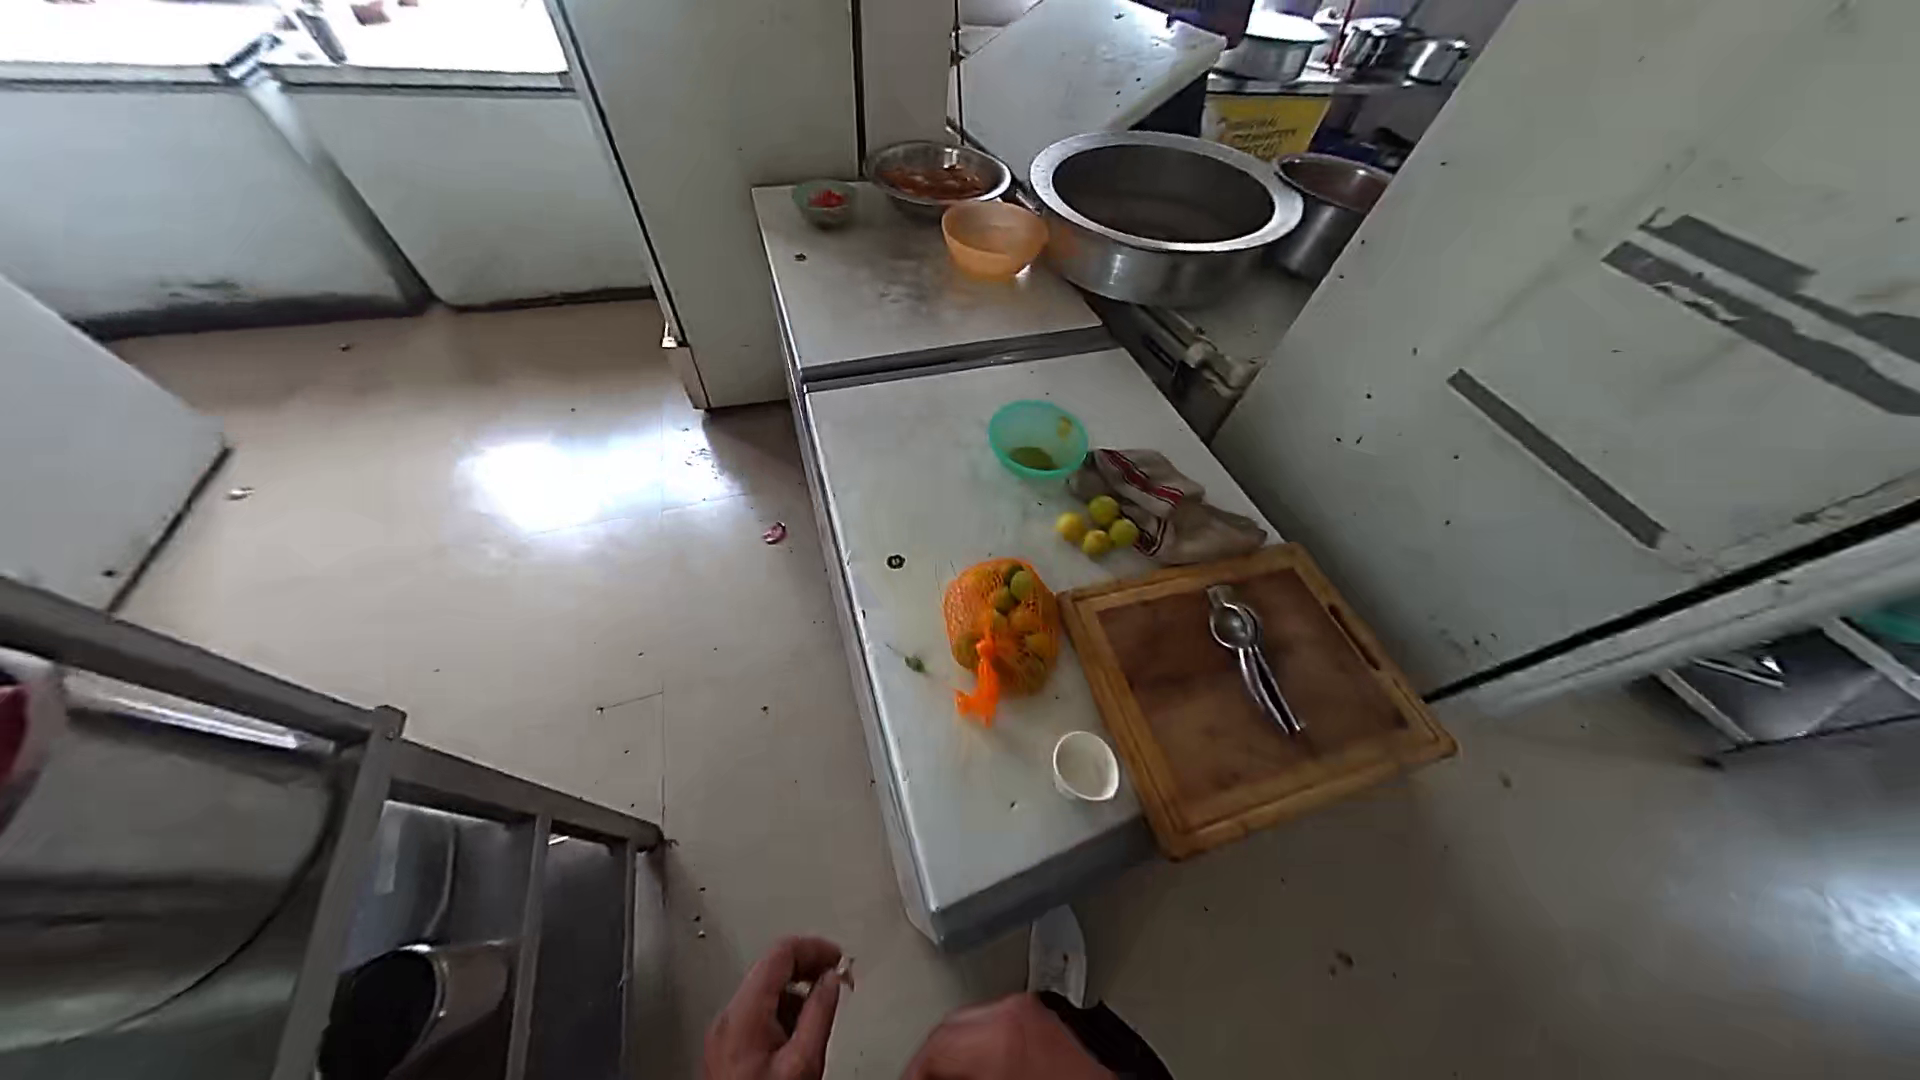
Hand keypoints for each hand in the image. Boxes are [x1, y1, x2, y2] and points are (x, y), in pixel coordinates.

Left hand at [704, 937, 845, 1079]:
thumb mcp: (804, 1062)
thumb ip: (821, 1012)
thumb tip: (833, 977)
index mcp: (744, 1014)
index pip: (781, 952)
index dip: (814, 948)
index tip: (837, 958)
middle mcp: (729, 1017)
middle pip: (772, 966)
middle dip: (808, 967)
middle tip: (836, 977)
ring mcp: (725, 1031)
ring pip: (768, 986)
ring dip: (798, 988)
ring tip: (821, 1008)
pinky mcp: (728, 1045)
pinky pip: (761, 1009)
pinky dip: (785, 1008)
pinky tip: (801, 1029)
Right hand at [903, 994, 1113, 1079]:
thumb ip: (956, 1074)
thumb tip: (931, 1074)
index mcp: (1000, 1033)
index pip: (936, 1043)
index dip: (915, 1067)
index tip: (907, 1078)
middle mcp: (1014, 1010)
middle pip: (951, 1024)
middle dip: (933, 1056)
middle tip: (921, 1076)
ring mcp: (1033, 1008)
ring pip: (973, 1018)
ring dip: (956, 1046)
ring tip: (947, 1074)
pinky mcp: (1046, 1016)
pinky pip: (998, 1020)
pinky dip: (981, 1040)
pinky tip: (978, 1066)